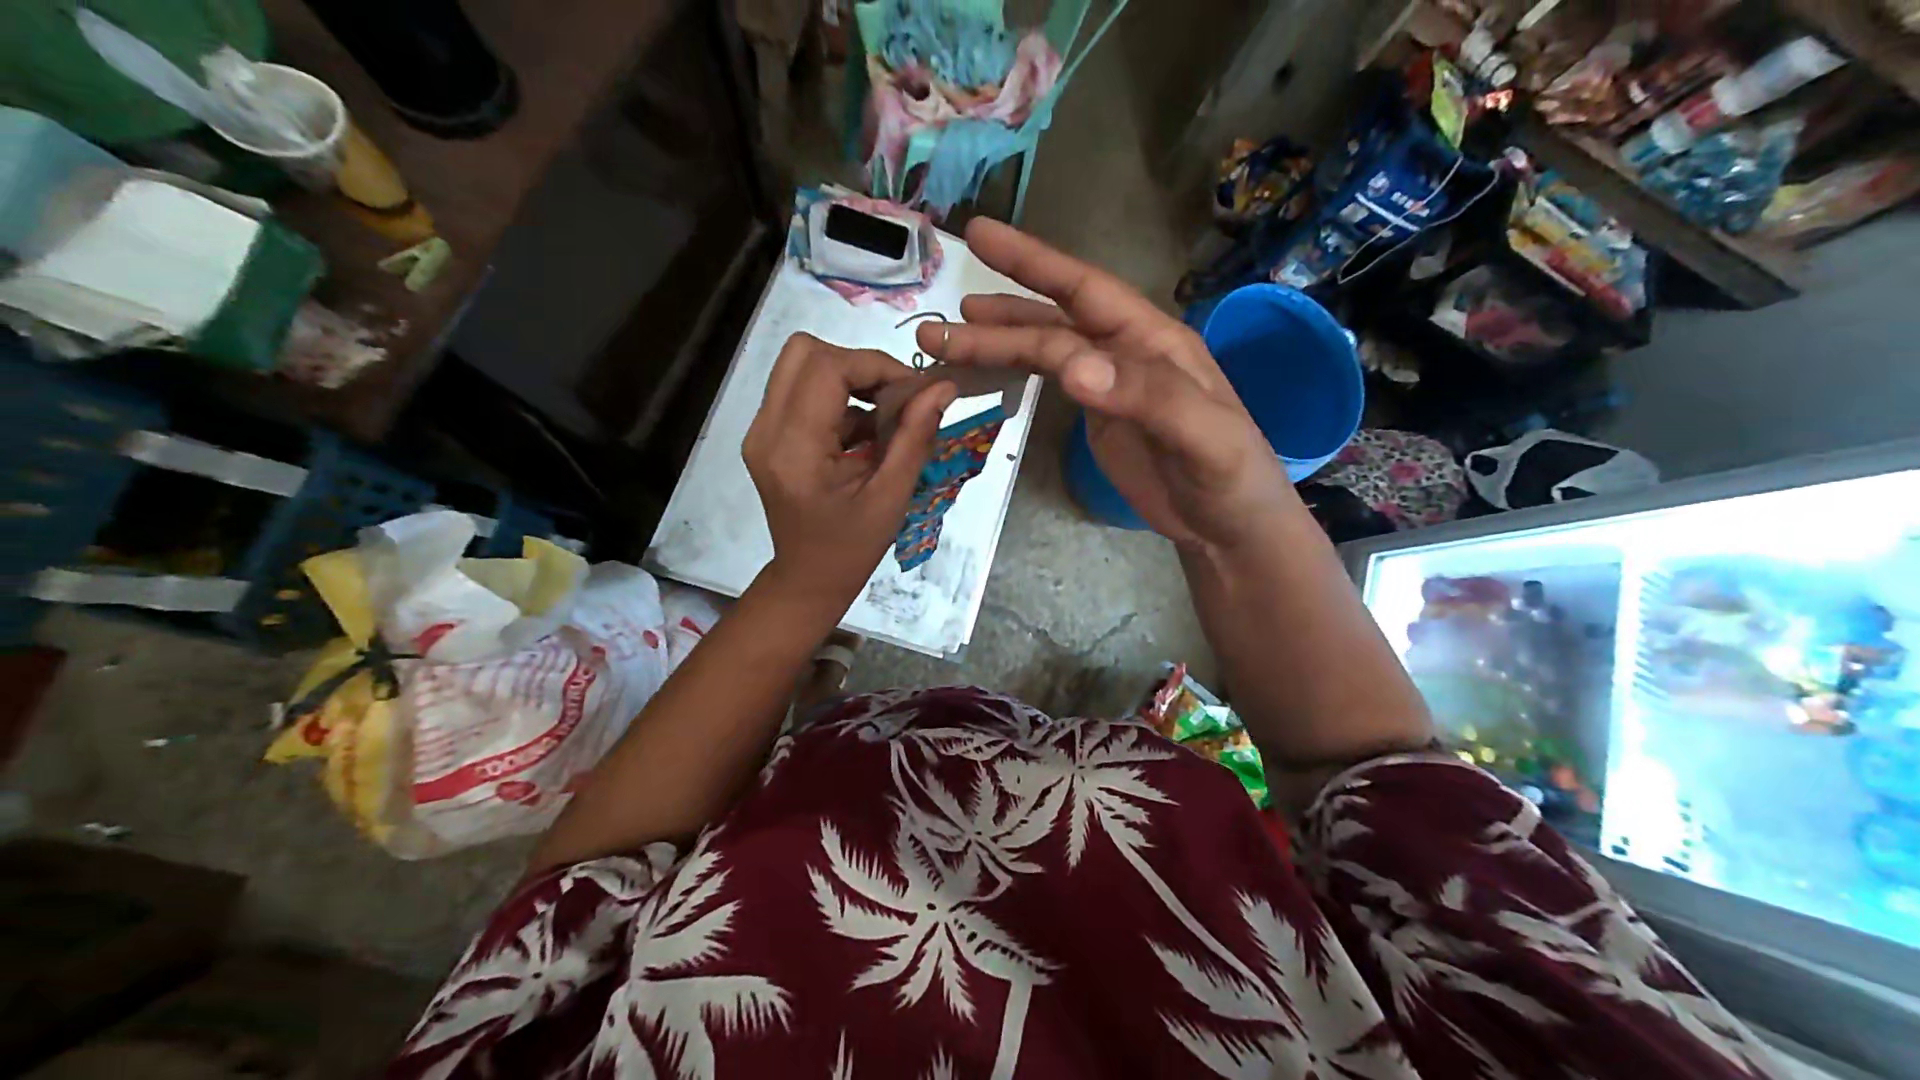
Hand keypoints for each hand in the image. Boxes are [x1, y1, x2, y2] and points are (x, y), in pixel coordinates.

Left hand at [744, 332, 956, 605]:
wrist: (808, 578)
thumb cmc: (852, 548)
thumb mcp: (891, 496)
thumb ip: (915, 436)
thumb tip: (943, 386)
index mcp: (794, 451)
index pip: (827, 368)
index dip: (875, 365)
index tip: (912, 390)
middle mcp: (766, 431)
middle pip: (804, 351)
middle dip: (857, 364)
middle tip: (892, 396)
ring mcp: (760, 431)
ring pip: (800, 365)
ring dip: (848, 379)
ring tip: (881, 419)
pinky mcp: (766, 434)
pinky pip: (800, 389)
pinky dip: (838, 398)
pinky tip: (862, 435)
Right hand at [918, 219, 1291, 551]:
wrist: (1230, 525)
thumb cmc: (1229, 477)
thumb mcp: (1202, 436)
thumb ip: (1144, 395)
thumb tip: (1072, 366)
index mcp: (1151, 339)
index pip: (1084, 291)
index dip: (1032, 263)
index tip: (980, 236)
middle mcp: (1125, 350)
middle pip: (1051, 323)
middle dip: (995, 319)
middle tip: (936, 324)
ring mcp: (1109, 383)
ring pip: (1043, 351)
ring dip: (995, 345)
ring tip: (942, 343)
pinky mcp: (1097, 415)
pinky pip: (1047, 382)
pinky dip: (1013, 371)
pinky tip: (985, 369)